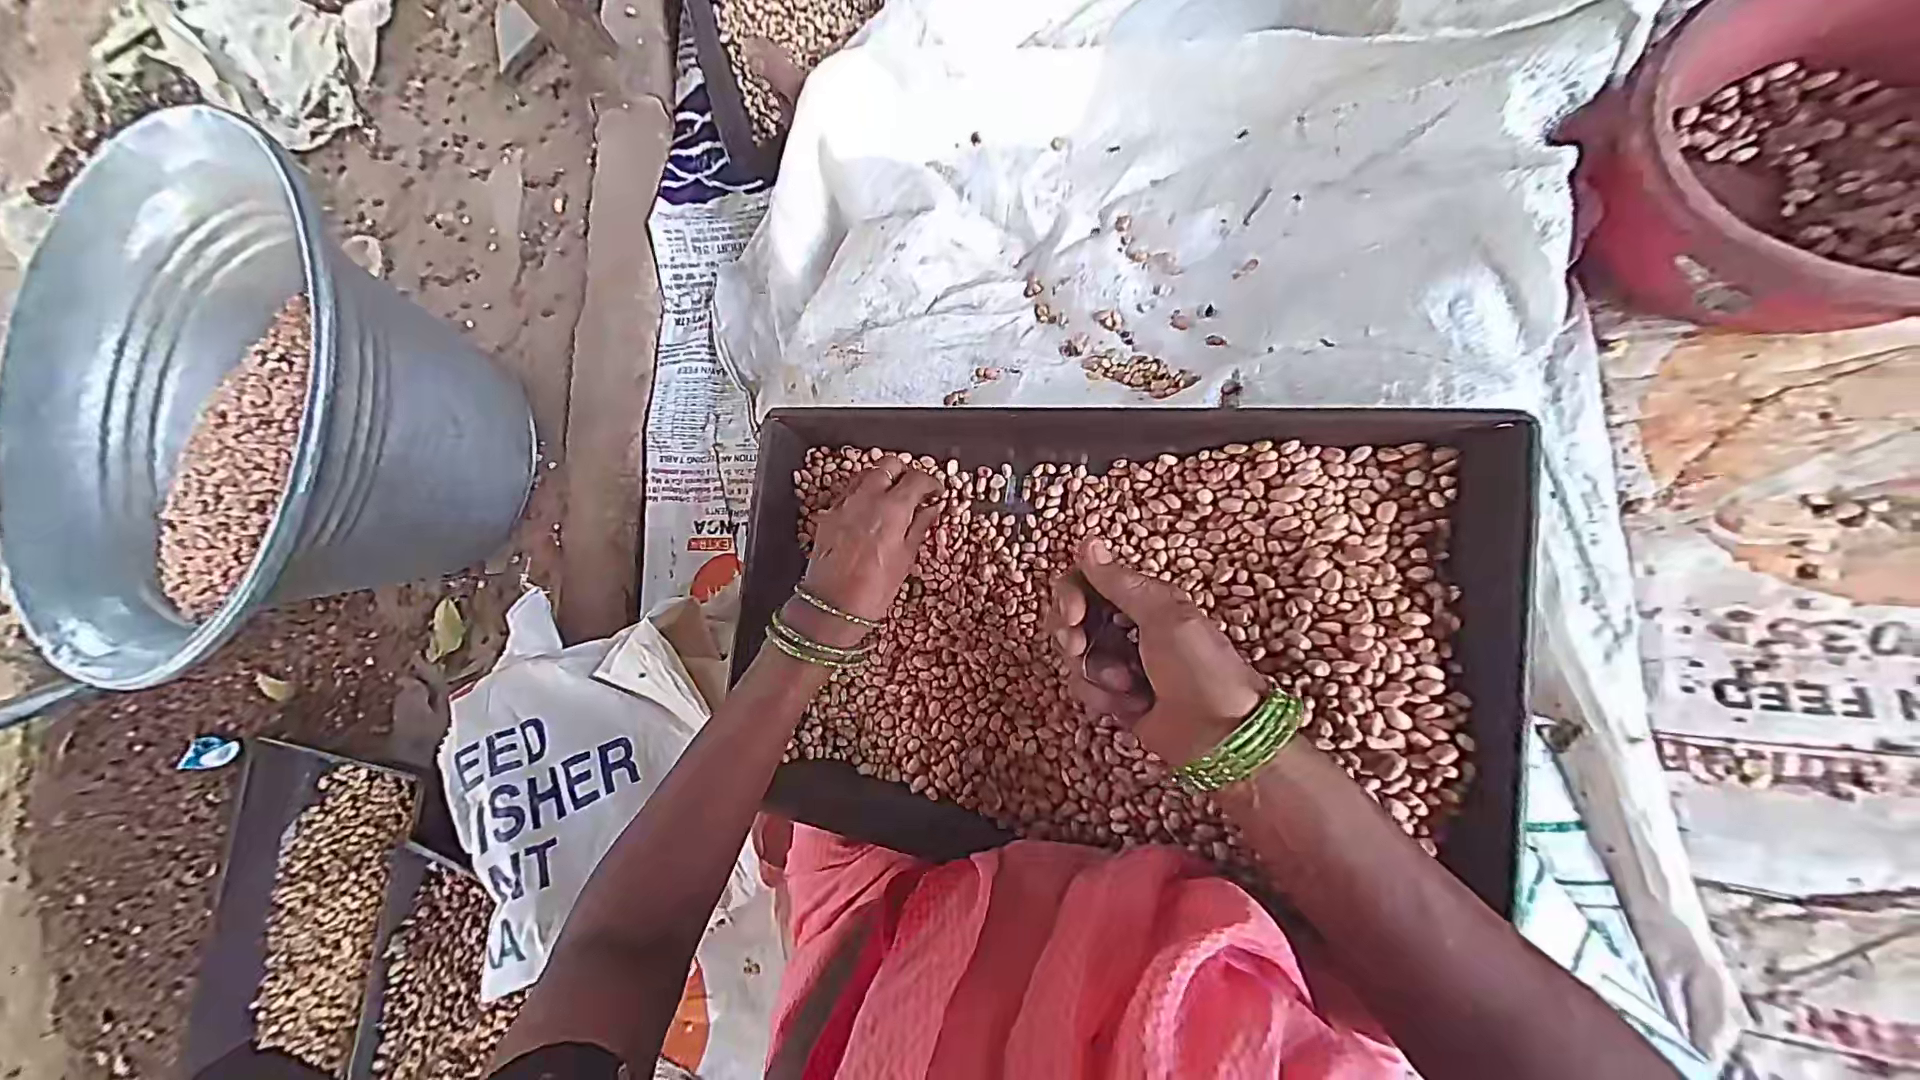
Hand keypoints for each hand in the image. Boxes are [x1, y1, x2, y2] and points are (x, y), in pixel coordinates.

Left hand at [793, 457, 941, 646]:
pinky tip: (871, 511)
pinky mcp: (829, 514)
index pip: (917, 478)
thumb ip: (919, 526)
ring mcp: (844, 504)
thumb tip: (931, 509)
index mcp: (892, 508)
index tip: (936, 491)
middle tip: (915, 489)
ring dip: (883, 478)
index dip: (931, 482)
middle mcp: (866, 498)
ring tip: (893, 498)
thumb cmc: (873, 589)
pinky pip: (849, 492)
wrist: (832, 606)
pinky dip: (864, 493)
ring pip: (867, 474)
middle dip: (905, 472)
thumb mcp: (906, 558)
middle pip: (889, 464)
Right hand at [1048, 538, 1267, 766]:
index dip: (1070, 595)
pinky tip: (1128, 704)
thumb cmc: (1199, 668)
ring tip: (1127, 685)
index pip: (1085, 581)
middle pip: (1070, 617)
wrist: (1220, 735)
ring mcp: (1117, 661)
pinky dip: (1099, 696)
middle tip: (1079, 648)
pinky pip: (1083, 686)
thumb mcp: (1163, 616)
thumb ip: (1120, 582)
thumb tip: (1088, 542)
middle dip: (1071, 634)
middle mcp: (1124, 625)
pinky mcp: (1112, 694)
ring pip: (1073, 654)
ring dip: (1093, 670)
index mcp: (1140, 599)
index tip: (1074, 614)